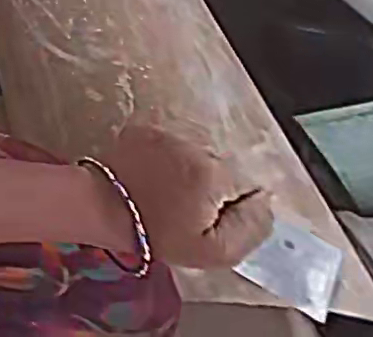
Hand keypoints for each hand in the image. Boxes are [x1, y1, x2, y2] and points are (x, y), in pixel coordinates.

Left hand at [99, 122, 274, 269]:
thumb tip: (265, 200)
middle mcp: (190, 140)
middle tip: (190, 200)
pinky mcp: (145, 122)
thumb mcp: (217, 250)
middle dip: (215, 181)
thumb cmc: (160, 232)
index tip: (213, 212)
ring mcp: (165, 127)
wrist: (107, 206)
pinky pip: (174, 131)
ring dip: (194, 160)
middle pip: (223, 161)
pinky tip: (161, 164)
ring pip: (200, 143)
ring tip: (173, 181)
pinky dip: (173, 146)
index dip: (234, 202)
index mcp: (211, 172)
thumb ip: (252, 226)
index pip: (249, 183)